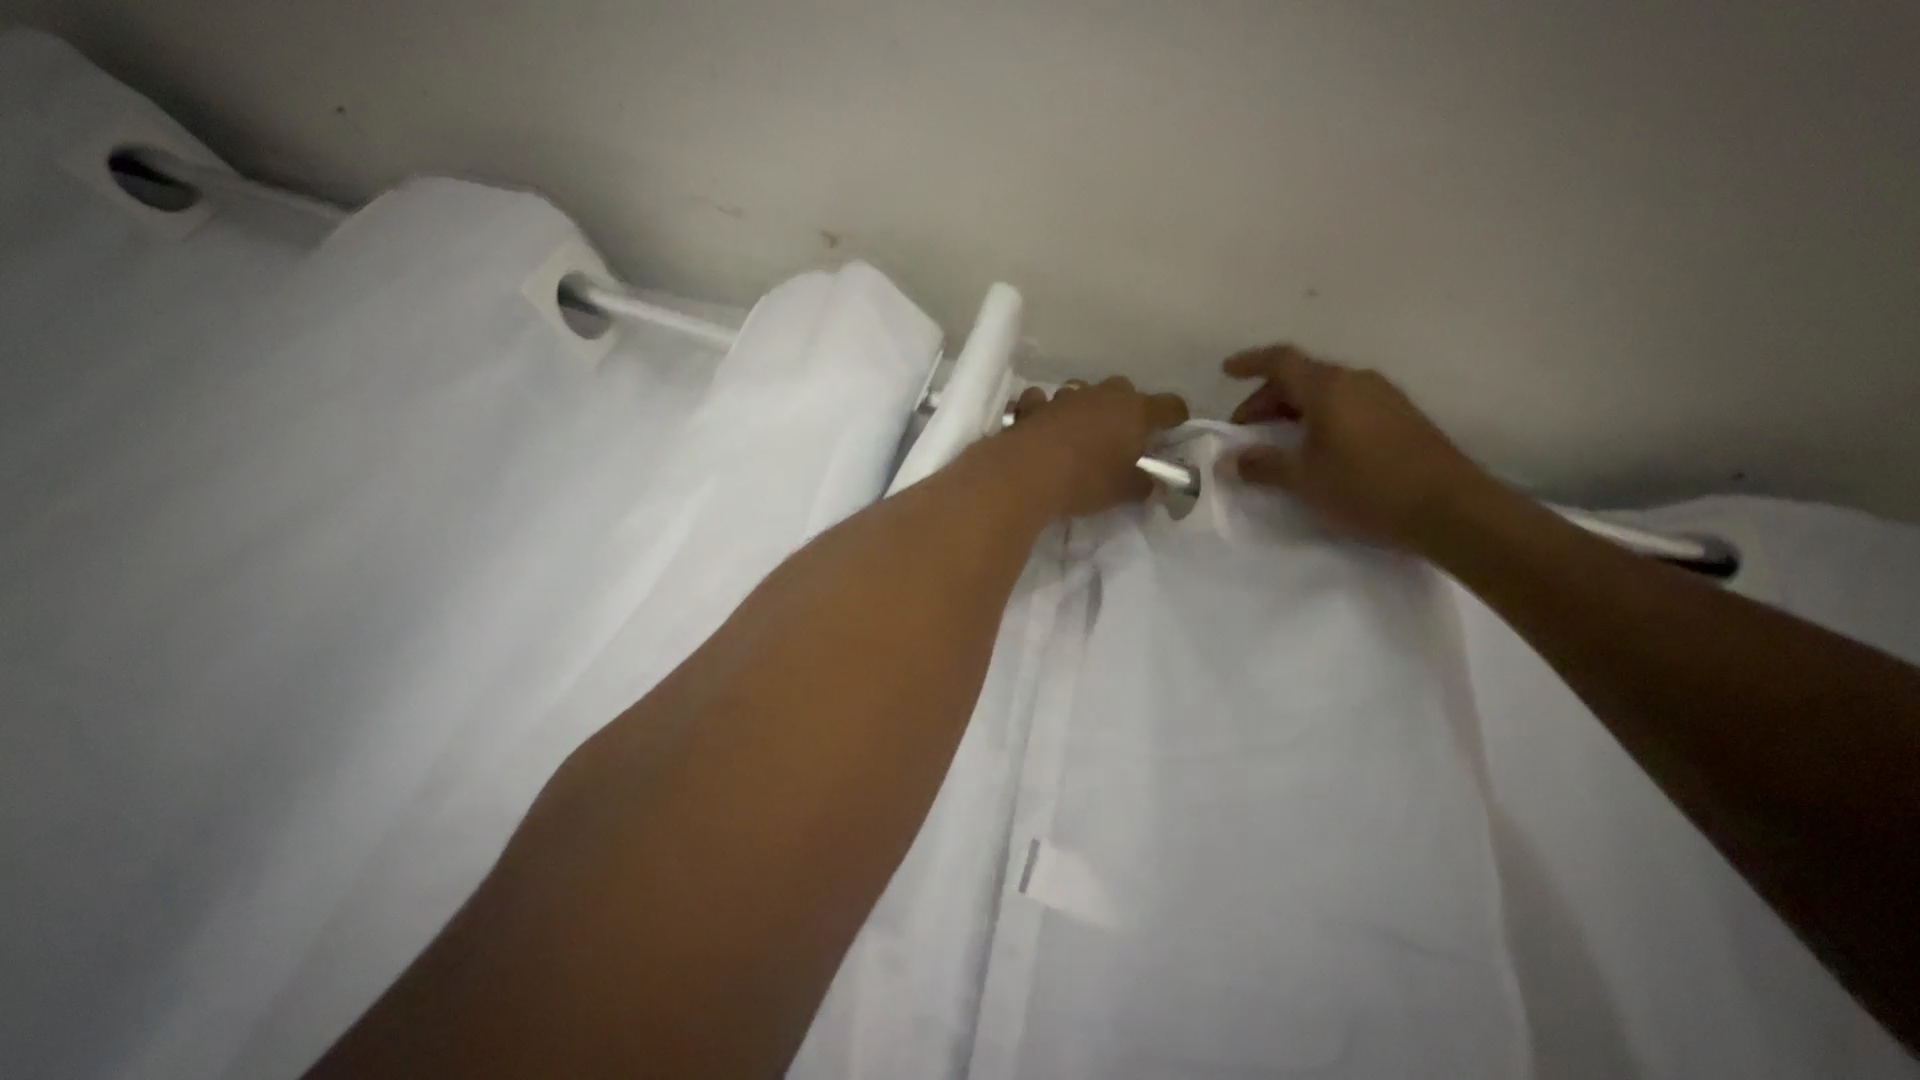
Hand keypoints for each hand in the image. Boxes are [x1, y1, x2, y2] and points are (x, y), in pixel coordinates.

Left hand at [991, 377, 1189, 518]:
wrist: (1025, 473)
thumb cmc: (1085, 480)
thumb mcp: (1124, 491)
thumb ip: (1145, 485)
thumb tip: (1156, 483)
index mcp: (1134, 411)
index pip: (1169, 405)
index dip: (1175, 416)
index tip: (1175, 428)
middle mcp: (1102, 395)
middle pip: (1124, 390)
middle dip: (1127, 407)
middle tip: (1124, 434)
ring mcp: (1065, 397)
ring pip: (1082, 391)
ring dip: (1085, 406)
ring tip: (1081, 431)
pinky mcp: (1033, 406)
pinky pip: (1042, 400)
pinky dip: (1044, 410)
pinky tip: (1041, 425)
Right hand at [1223, 345, 1495, 547]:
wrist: (1450, 508)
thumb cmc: (1367, 486)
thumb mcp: (1305, 480)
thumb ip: (1263, 465)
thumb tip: (1229, 460)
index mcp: (1328, 386)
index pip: (1280, 360)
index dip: (1250, 363)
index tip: (1226, 371)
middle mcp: (1357, 381)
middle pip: (1302, 377)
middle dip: (1267, 399)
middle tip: (1246, 432)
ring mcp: (1384, 397)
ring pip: (1327, 392)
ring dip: (1296, 411)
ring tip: (1280, 443)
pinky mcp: (1402, 418)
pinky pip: (1349, 406)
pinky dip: (1322, 419)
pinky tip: (1319, 451)